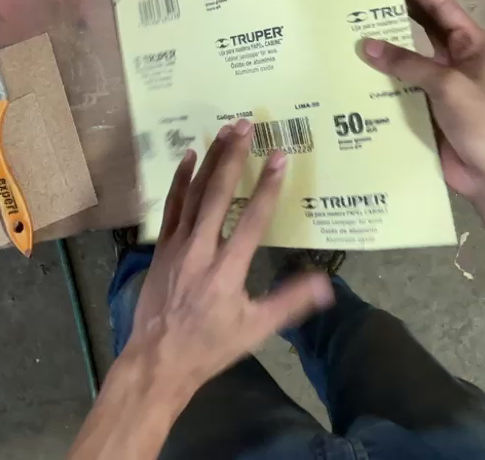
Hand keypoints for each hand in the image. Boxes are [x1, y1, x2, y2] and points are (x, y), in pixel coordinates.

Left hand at [122, 120, 335, 403]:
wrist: (158, 360)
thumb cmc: (211, 345)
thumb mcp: (255, 330)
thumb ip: (289, 302)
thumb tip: (326, 284)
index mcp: (228, 270)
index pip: (252, 219)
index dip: (268, 186)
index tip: (279, 156)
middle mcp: (201, 249)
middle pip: (218, 194)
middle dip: (234, 157)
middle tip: (246, 125)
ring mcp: (177, 243)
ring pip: (195, 192)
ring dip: (211, 159)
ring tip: (224, 130)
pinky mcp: (161, 244)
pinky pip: (172, 204)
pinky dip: (181, 178)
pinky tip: (189, 156)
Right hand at [358, 0, 484, 197]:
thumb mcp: (448, 85)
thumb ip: (408, 63)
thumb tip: (366, 45)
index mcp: (475, 47)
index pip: (442, 9)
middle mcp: (458, 63)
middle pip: (424, 31)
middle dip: (398, 14)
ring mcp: (443, 88)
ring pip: (409, 61)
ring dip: (385, 50)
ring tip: (350, 32)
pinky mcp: (429, 112)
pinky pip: (401, 90)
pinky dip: (381, 82)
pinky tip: (354, 75)